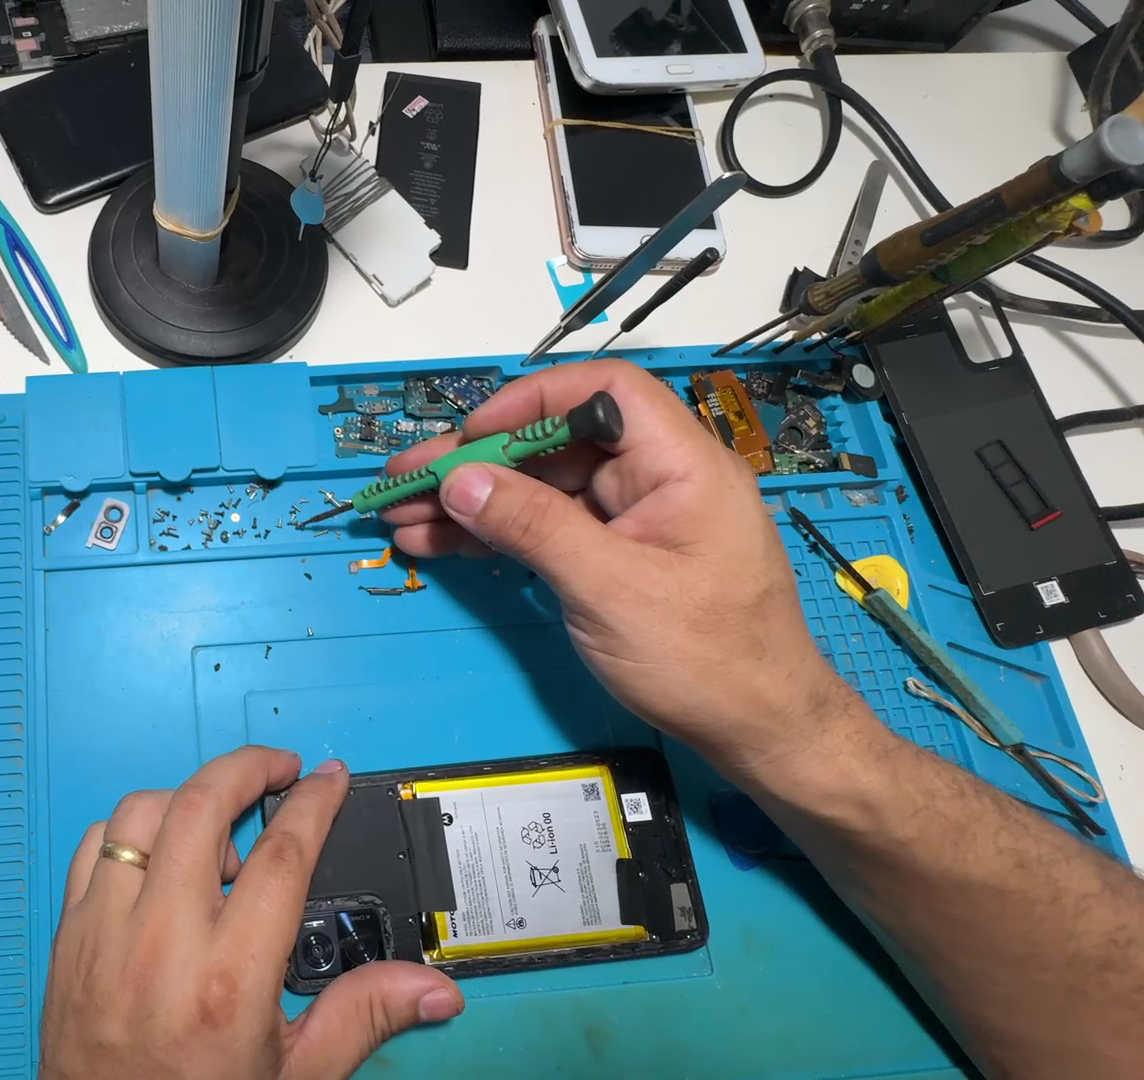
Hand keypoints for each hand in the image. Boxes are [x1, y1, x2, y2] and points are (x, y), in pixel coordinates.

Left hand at [41, 746, 463, 1079]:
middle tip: (276, 769)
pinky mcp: (70, 933)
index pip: (280, 857)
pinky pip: (96, 844)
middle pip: (201, 806)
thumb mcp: (296, 1075)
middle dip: (246, 768)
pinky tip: (160, 854)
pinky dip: (133, 830)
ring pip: (140, 813)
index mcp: (227, 980)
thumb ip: (363, 1016)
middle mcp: (160, 943)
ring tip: (219, 831)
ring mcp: (105, 932)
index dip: (312, 804)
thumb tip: (431, 990)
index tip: (326, 779)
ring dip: (186, 801)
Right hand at [384, 359, 869, 777]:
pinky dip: (485, 535)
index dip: (531, 401)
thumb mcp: (611, 589)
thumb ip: (534, 527)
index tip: (471, 435)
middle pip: (549, 444)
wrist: (753, 732)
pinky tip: (433, 543)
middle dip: (472, 461)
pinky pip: (533, 529)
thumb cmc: (703, 657)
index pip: (604, 393)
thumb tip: (459, 480)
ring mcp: (620, 519)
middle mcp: (646, 480)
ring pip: (531, 490)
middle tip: (402, 477)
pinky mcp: (599, 554)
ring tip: (400, 516)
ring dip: (465, 503)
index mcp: (677, 465)